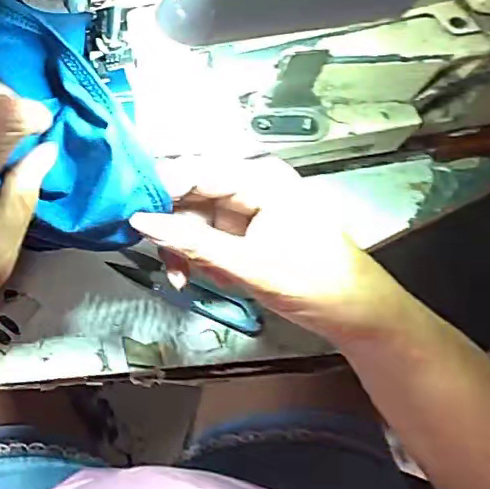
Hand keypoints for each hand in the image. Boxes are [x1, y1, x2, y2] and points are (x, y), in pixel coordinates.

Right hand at [129, 155, 428, 346]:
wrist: (361, 317)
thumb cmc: (321, 285)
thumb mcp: (249, 265)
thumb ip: (191, 242)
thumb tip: (141, 221)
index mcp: (261, 179)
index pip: (194, 172)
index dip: (158, 190)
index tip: (128, 209)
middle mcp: (250, 184)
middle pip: (188, 193)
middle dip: (169, 226)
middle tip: (155, 251)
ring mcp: (245, 205)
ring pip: (190, 216)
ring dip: (180, 246)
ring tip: (182, 274)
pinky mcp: (241, 226)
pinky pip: (201, 232)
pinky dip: (192, 254)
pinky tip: (193, 273)